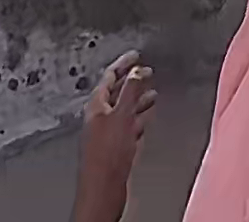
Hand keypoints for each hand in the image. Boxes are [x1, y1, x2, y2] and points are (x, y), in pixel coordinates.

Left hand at [73, 51, 157, 221]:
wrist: (103, 192)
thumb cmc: (108, 156)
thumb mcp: (122, 116)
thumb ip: (130, 91)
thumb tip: (136, 70)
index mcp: (96, 106)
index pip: (109, 76)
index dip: (123, 63)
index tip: (135, 55)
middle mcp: (98, 117)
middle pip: (116, 92)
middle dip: (132, 80)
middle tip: (146, 70)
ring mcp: (105, 133)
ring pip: (123, 108)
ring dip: (137, 99)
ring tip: (152, 91)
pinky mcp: (113, 147)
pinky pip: (126, 125)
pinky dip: (137, 117)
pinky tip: (145, 118)